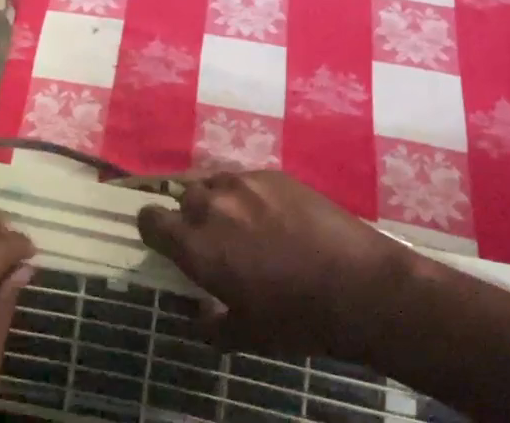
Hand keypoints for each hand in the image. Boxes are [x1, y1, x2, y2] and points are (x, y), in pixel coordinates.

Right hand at [136, 171, 419, 358]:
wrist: (359, 287)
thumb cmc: (297, 318)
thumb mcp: (247, 335)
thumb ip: (211, 324)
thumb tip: (198, 313)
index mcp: (195, 245)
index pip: (150, 220)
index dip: (154, 230)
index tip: (167, 242)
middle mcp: (211, 205)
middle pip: (183, 198)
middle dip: (191, 216)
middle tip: (214, 238)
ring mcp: (243, 183)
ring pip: (213, 182)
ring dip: (218, 200)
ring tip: (241, 220)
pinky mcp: (274, 174)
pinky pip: (246, 178)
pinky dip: (249, 194)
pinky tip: (273, 215)